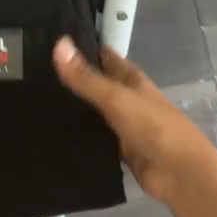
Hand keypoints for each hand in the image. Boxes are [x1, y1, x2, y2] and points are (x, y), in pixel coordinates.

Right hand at [54, 38, 216, 203]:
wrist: (180, 175)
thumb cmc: (153, 127)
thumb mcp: (116, 98)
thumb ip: (87, 77)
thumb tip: (58, 43)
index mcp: (131, 79)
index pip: (103, 56)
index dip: (81, 47)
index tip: (50, 41)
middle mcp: (127, 98)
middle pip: (98, 83)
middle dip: (74, 79)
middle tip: (37, 75)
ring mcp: (124, 125)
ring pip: (95, 112)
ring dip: (75, 109)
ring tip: (38, 102)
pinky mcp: (121, 151)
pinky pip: (96, 138)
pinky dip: (81, 136)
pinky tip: (56, 135)